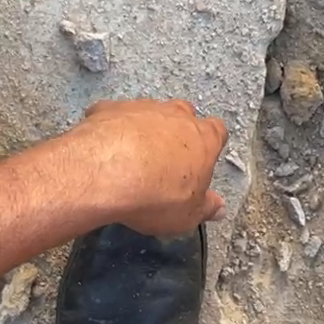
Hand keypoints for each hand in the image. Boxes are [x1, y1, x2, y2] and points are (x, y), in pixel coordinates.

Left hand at [66, 99, 228, 236]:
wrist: (105, 174)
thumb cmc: (158, 195)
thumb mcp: (188, 215)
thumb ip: (206, 208)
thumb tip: (220, 208)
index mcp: (204, 138)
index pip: (217, 132)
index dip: (209, 144)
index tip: (201, 160)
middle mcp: (177, 115)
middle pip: (184, 115)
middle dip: (177, 131)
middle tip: (166, 158)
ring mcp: (142, 107)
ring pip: (149, 113)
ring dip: (144, 129)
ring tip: (131, 157)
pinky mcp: (109, 108)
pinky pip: (113, 114)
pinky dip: (111, 127)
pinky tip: (103, 148)